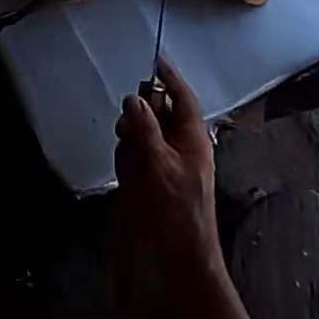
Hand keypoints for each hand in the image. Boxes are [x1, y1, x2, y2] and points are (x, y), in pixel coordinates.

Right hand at [115, 57, 220, 278]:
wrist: (182, 260)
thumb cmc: (176, 210)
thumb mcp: (158, 165)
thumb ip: (144, 129)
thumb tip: (133, 99)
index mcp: (192, 136)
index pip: (182, 96)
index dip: (169, 77)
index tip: (154, 58)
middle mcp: (182, 144)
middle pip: (156, 114)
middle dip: (139, 119)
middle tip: (126, 130)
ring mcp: (168, 163)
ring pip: (142, 136)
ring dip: (131, 145)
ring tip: (131, 168)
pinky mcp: (155, 180)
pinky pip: (137, 159)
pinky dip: (130, 165)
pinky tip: (130, 182)